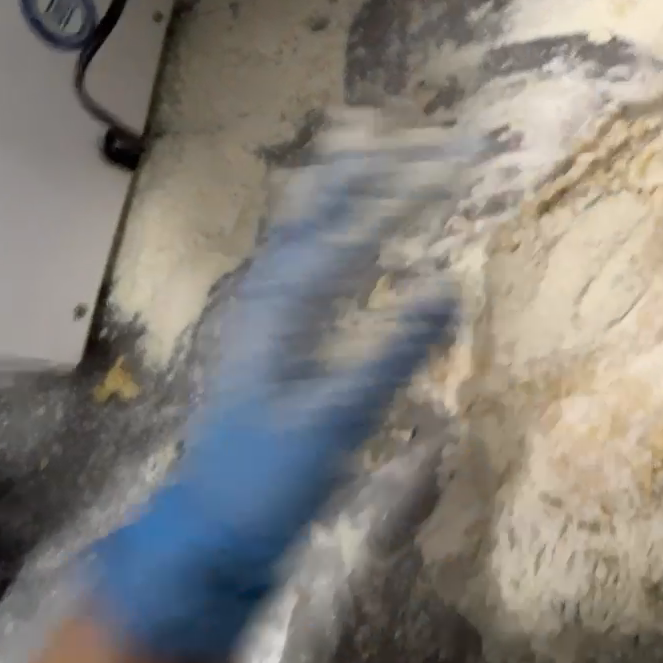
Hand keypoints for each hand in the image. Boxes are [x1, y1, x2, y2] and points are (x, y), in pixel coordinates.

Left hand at [90, 119, 466, 661]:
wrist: (209, 529)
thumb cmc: (270, 478)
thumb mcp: (337, 419)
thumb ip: (393, 351)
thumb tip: (448, 284)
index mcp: (284, 306)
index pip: (353, 226)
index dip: (404, 187)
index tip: (452, 156)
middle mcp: (271, 293)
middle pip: (320, 208)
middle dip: (370, 165)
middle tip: (416, 133)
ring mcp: (268, 310)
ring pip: (310, 226)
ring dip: (349, 186)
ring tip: (382, 151)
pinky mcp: (276, 331)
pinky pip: (310, 257)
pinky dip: (339, 225)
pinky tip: (357, 228)